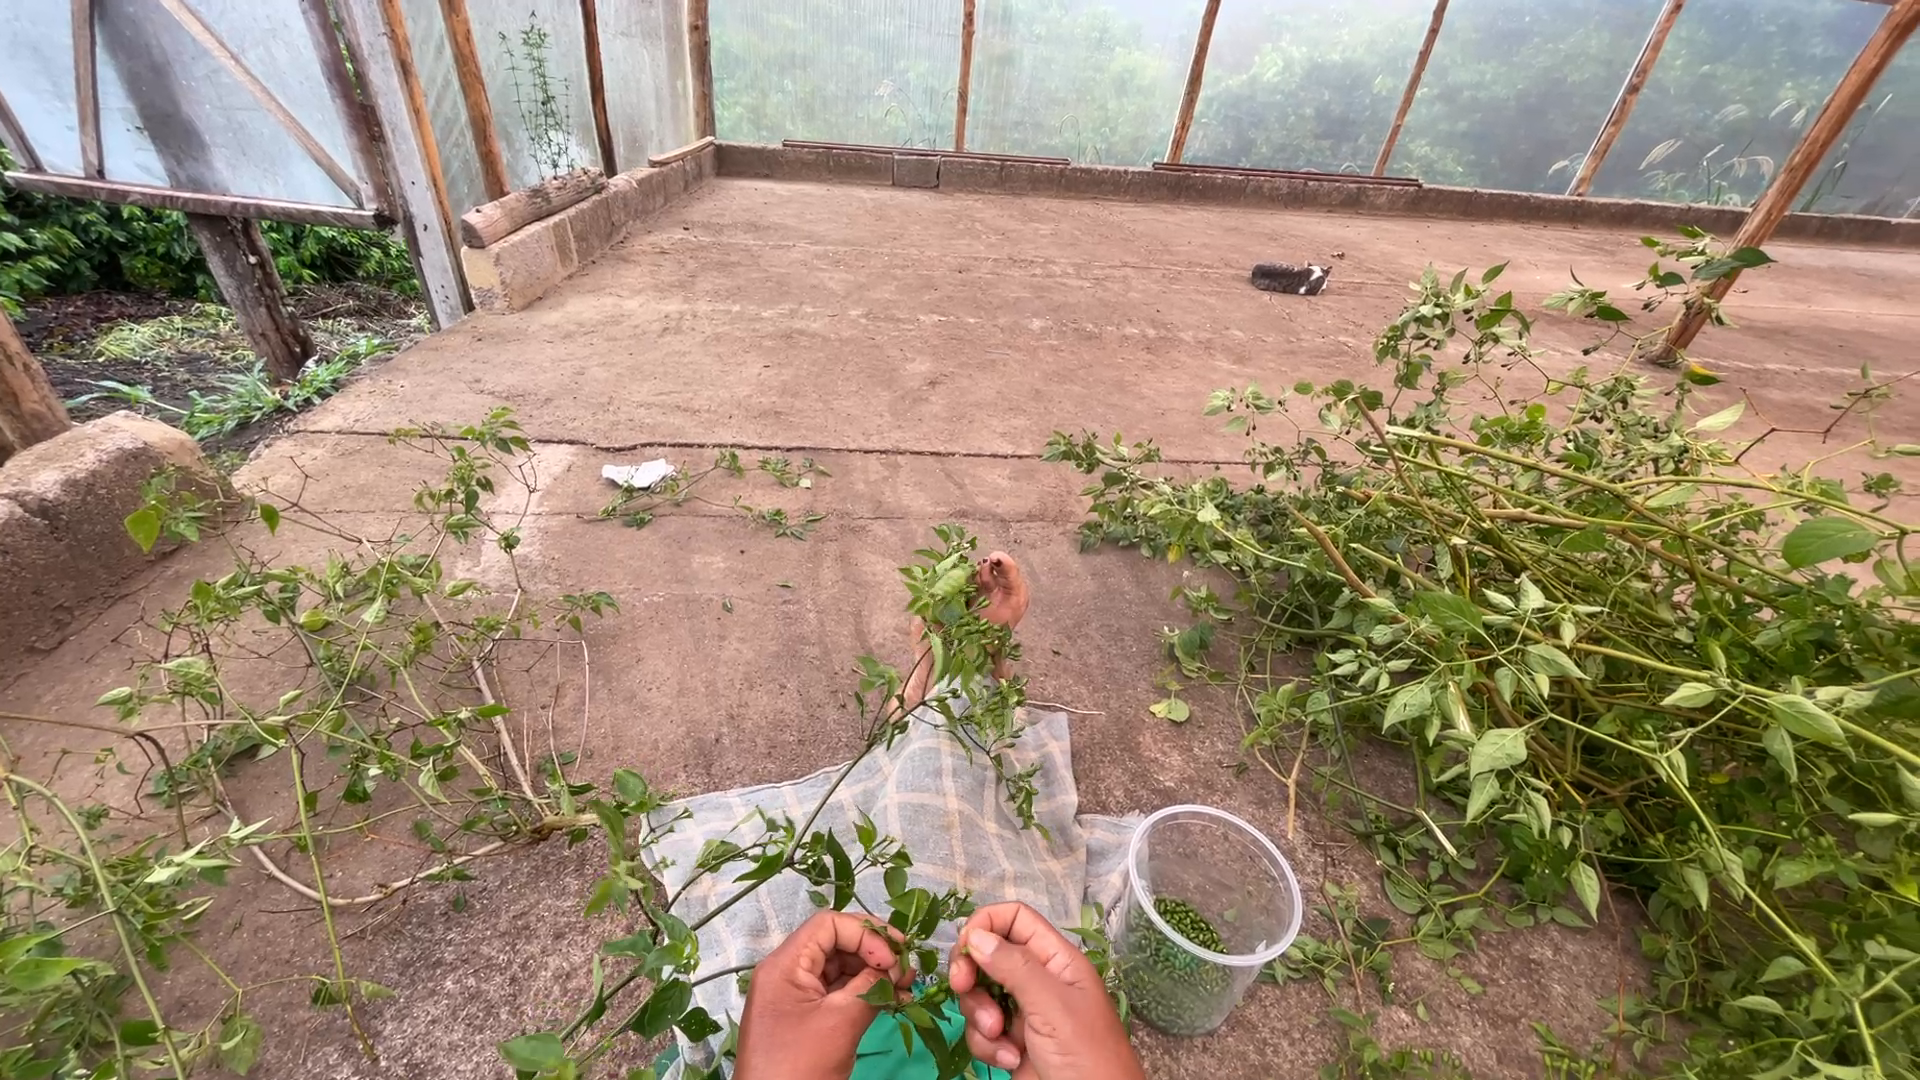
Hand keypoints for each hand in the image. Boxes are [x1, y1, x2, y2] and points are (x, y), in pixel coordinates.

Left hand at [734, 912, 910, 1078]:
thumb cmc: (800, 1069)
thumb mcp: (840, 1023)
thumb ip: (869, 987)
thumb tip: (895, 967)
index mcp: (785, 964)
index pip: (829, 925)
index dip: (866, 933)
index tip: (893, 957)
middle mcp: (788, 973)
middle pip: (836, 943)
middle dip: (874, 952)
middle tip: (907, 967)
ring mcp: (796, 997)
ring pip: (841, 968)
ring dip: (875, 973)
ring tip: (906, 984)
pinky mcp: (805, 1019)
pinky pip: (838, 993)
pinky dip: (865, 993)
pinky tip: (893, 999)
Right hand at [947, 903, 1142, 1079]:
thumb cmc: (1087, 1057)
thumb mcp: (1053, 1007)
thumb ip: (1015, 967)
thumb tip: (976, 935)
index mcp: (1056, 960)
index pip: (1016, 919)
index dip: (987, 924)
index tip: (966, 946)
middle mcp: (1038, 981)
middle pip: (990, 955)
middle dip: (972, 971)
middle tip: (962, 986)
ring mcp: (1023, 1014)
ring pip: (981, 995)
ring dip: (980, 1016)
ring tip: (1000, 1037)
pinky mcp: (1011, 1045)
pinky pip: (982, 1032)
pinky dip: (987, 1046)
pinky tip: (1010, 1061)